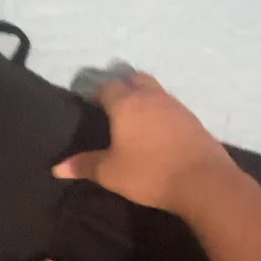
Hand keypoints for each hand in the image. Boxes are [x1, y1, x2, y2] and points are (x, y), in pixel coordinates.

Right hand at [53, 71, 239, 215]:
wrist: (203, 181)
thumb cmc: (149, 173)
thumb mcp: (110, 173)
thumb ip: (84, 165)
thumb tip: (57, 168)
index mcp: (126, 103)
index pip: (107, 86)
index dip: (97, 92)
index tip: (90, 103)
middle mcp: (151, 97)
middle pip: (135, 79)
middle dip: (122, 85)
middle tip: (113, 103)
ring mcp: (175, 105)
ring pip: (155, 90)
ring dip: (143, 96)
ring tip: (134, 116)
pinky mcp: (192, 119)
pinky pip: (170, 106)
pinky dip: (160, 111)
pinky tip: (157, 129)